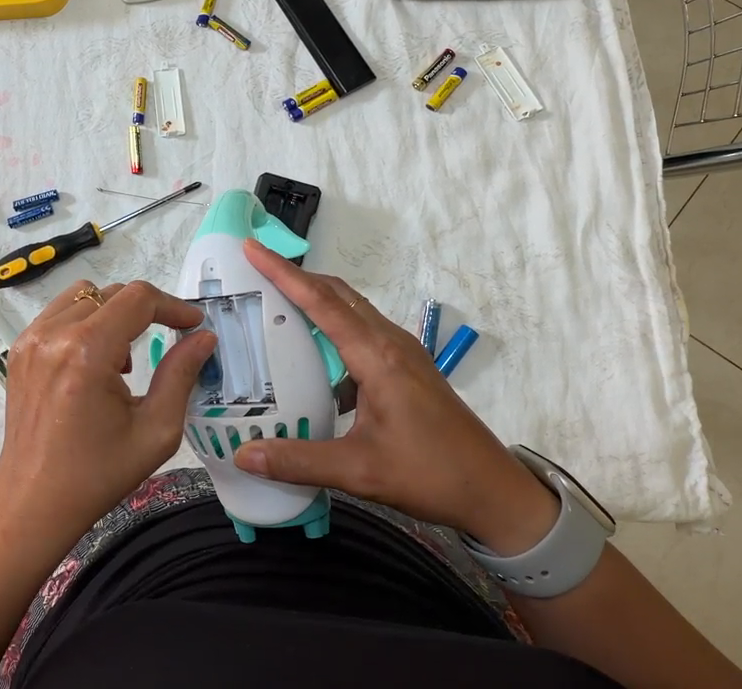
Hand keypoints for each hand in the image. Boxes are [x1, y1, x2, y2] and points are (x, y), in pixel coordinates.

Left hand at [0, 280, 213, 538]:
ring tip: (122, 359)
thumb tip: (204, 338)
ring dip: (112, 313)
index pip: (137, 299)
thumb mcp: (155, 431)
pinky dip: (84, 323)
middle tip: (166, 341)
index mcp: (87, 352)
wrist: (34, 498)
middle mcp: (54, 334)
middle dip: (145, 311)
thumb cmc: (98, 473)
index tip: (192, 325)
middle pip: (111, 293)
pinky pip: (58, 313)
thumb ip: (181, 375)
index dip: (171, 306)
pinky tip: (93, 363)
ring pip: (83, 295)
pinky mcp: (20, 348)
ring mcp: (31, 339)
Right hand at [230, 240, 557, 553]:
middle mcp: (390, 344)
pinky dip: (330, 326)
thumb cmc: (432, 475)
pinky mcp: (406, 369)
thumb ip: (299, 461)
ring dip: (314, 299)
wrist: (497, 494)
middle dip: (295, 277)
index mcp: (377, 357)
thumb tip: (244, 455)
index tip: (252, 249)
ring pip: (351, 310)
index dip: (283, 273)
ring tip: (274, 304)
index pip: (322, 302)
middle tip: (254, 272)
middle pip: (337, 294)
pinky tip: (310, 356)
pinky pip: (361, 331)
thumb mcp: (360, 471)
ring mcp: (402, 354)